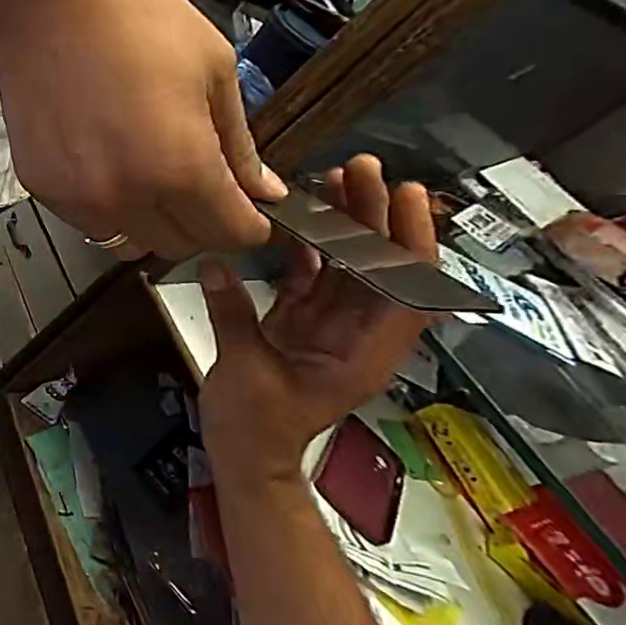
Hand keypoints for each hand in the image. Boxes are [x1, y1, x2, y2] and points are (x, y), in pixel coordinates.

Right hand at [0, 0, 287, 259]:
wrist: (43, 0)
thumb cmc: (136, 17)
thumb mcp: (213, 67)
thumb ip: (239, 143)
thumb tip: (265, 192)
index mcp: (180, 167)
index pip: (231, 233)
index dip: (251, 224)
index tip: (251, 208)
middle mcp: (125, 197)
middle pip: (181, 246)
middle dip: (204, 224)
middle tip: (203, 184)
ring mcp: (75, 197)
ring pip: (130, 241)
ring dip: (152, 222)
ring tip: (150, 175)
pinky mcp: (39, 186)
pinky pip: (88, 219)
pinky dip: (108, 205)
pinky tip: (104, 160)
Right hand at [197, 154, 434, 478]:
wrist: (245, 456)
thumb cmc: (256, 427)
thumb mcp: (245, 372)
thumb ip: (233, 314)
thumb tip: (215, 263)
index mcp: (363, 351)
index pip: (404, 289)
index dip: (409, 239)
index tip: (404, 193)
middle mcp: (357, 333)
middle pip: (378, 268)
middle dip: (373, 216)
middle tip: (356, 168)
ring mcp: (328, 326)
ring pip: (346, 267)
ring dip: (341, 226)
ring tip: (327, 182)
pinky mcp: (300, 322)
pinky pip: (311, 278)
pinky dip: (305, 250)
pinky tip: (292, 223)